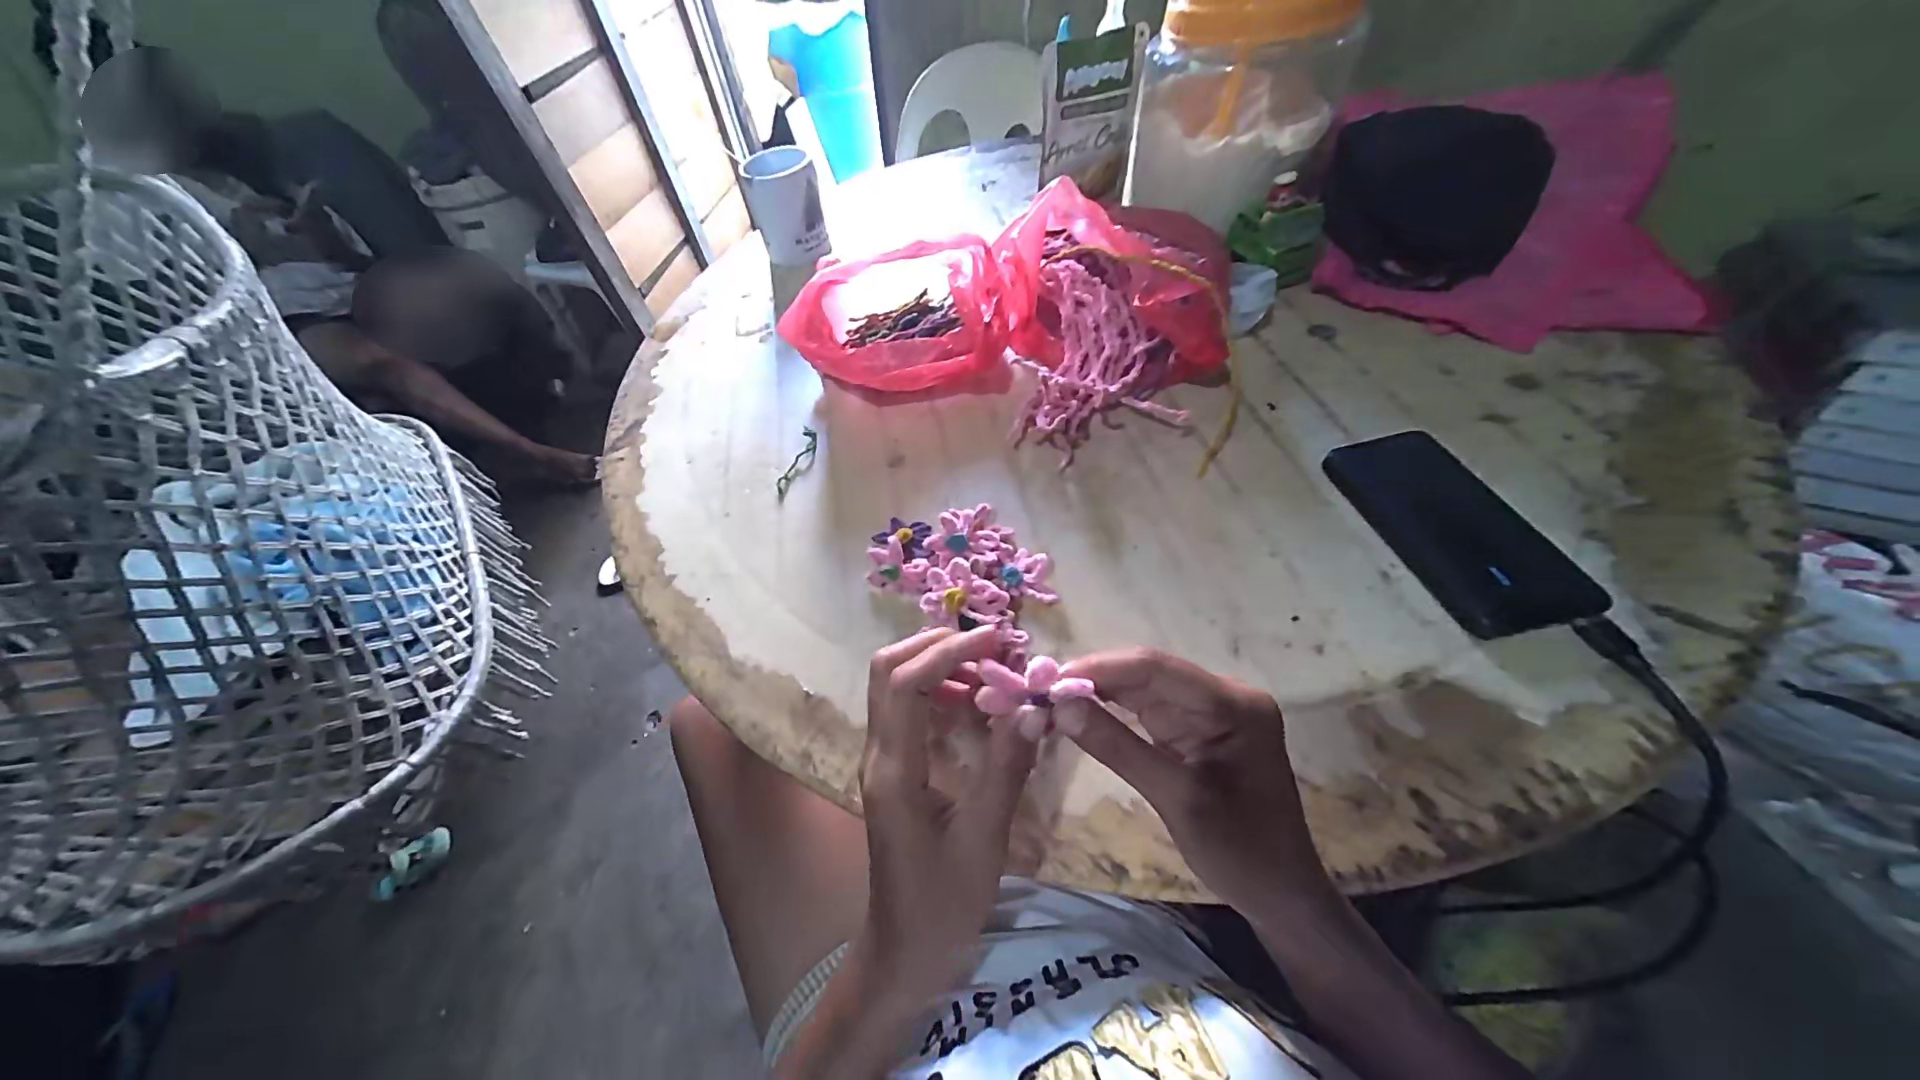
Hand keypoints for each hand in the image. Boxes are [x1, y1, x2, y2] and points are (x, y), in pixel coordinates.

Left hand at [857, 625, 1036, 998]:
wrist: (905, 951)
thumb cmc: (943, 902)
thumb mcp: (984, 838)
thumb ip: (1006, 769)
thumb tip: (1032, 708)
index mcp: (894, 769)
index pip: (905, 682)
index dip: (947, 651)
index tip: (996, 642)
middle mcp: (878, 754)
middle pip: (886, 670)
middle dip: (936, 646)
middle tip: (991, 648)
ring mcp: (881, 759)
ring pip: (893, 685)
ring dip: (937, 665)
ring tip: (990, 670)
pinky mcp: (893, 768)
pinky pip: (907, 709)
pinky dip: (938, 690)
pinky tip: (975, 704)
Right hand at [1054, 648, 1332, 912]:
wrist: (1282, 894)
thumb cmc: (1240, 850)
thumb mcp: (1176, 798)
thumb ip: (1118, 747)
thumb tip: (1060, 706)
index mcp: (1233, 703)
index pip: (1156, 668)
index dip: (1099, 668)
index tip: (1050, 680)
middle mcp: (1224, 695)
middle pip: (1149, 673)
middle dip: (1094, 678)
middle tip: (1042, 690)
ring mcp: (1212, 711)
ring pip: (1144, 688)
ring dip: (1099, 692)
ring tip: (1052, 699)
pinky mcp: (1198, 729)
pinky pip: (1150, 709)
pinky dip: (1114, 711)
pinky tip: (1082, 712)